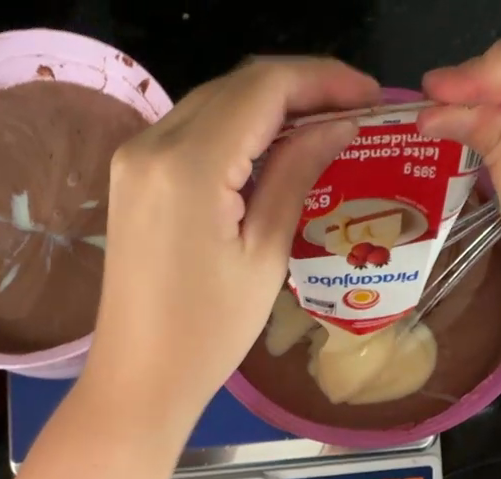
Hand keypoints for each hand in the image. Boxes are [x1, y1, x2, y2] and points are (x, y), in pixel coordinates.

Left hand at [88, 58, 379, 408]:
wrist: (139, 377)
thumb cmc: (208, 335)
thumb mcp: (264, 257)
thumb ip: (296, 178)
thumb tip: (338, 125)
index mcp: (189, 166)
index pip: (264, 88)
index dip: (323, 79)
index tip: (368, 95)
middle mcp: (152, 143)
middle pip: (236, 86)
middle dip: (299, 88)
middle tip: (352, 112)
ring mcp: (135, 158)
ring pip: (212, 103)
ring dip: (267, 107)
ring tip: (322, 128)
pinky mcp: (131, 177)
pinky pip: (190, 131)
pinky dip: (235, 131)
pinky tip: (270, 152)